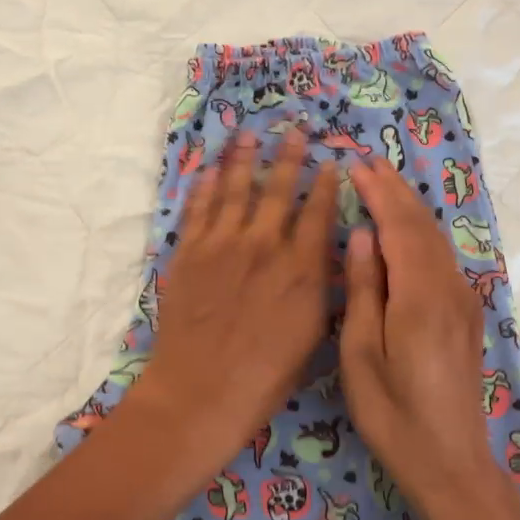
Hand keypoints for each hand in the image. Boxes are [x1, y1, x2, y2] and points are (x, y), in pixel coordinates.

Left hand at [133, 131, 337, 454]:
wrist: (201, 389)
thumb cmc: (264, 376)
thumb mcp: (311, 334)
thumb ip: (318, 287)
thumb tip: (323, 255)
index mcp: (300, 267)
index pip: (318, 213)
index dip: (325, 185)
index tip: (331, 163)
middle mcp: (263, 245)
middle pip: (276, 189)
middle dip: (287, 157)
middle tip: (293, 130)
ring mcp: (221, 245)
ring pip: (233, 189)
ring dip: (242, 160)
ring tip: (248, 135)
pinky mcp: (187, 253)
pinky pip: (196, 209)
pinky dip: (204, 186)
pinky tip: (208, 171)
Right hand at [339, 157, 492, 507]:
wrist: (449, 461)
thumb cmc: (392, 413)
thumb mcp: (361, 352)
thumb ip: (363, 289)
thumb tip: (361, 234)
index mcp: (420, 296)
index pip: (400, 228)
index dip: (379, 194)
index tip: (355, 165)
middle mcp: (449, 290)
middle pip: (423, 227)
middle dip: (396, 192)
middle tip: (366, 164)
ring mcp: (462, 303)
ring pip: (436, 241)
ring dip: (410, 209)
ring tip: (383, 186)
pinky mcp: (464, 317)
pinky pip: (441, 260)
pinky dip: (420, 234)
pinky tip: (405, 232)